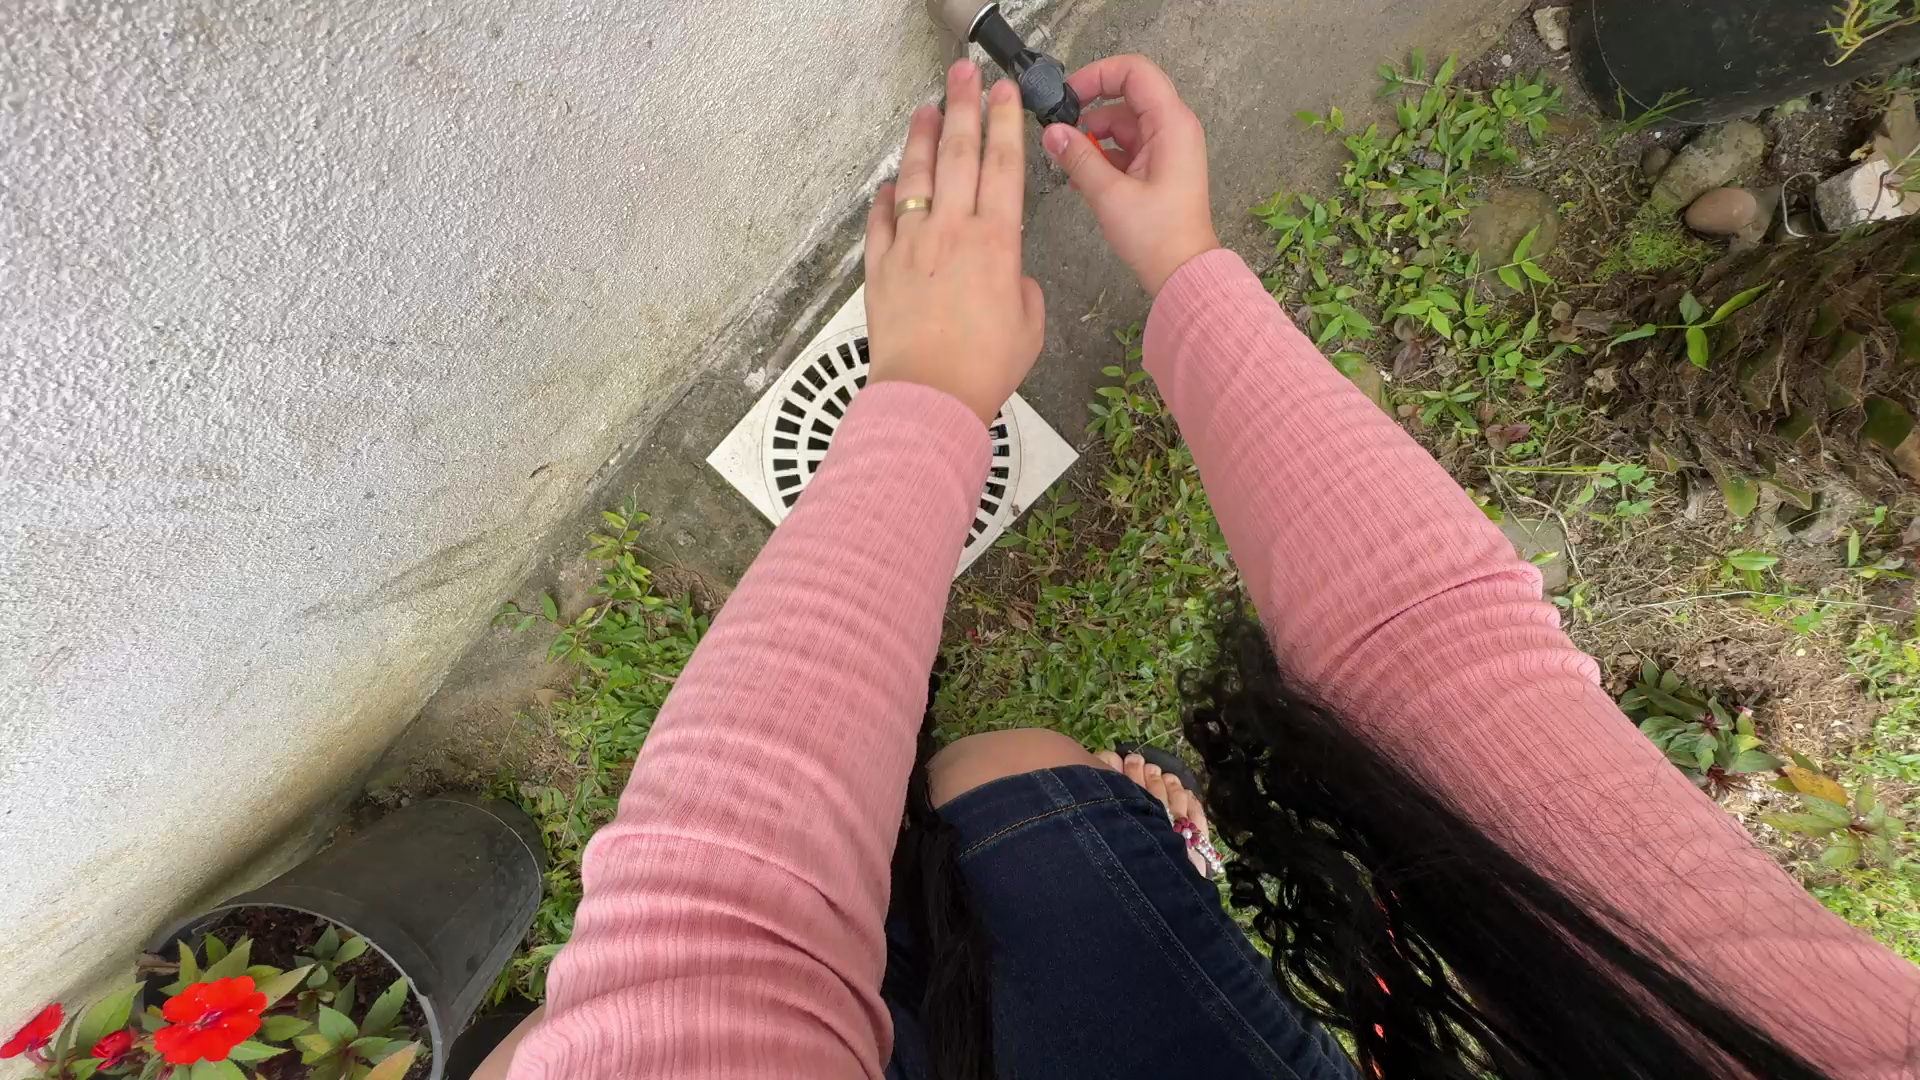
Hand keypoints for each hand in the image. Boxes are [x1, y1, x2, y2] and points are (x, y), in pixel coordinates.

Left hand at [865, 60, 1046, 425]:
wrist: (929, 397)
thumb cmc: (982, 369)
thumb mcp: (1029, 326)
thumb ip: (1023, 287)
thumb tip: (1009, 276)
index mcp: (995, 242)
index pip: (1002, 164)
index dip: (1004, 121)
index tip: (1004, 93)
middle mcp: (950, 232)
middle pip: (958, 153)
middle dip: (962, 105)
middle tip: (963, 75)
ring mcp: (910, 246)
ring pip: (915, 175)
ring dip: (921, 137)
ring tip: (925, 109)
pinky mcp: (880, 268)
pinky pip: (881, 219)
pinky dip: (886, 197)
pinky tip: (890, 185)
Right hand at [1039, 55, 1219, 296]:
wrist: (1182, 273)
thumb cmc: (1159, 237)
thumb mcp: (1110, 194)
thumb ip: (1079, 158)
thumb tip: (1053, 133)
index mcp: (1171, 124)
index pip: (1134, 73)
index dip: (1098, 75)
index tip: (1069, 94)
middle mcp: (1173, 131)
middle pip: (1125, 101)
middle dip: (1091, 115)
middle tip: (1061, 136)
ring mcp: (1167, 152)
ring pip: (1123, 129)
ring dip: (1095, 142)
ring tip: (1070, 166)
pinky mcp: (1159, 172)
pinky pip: (1127, 153)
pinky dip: (1105, 160)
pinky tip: (1083, 181)